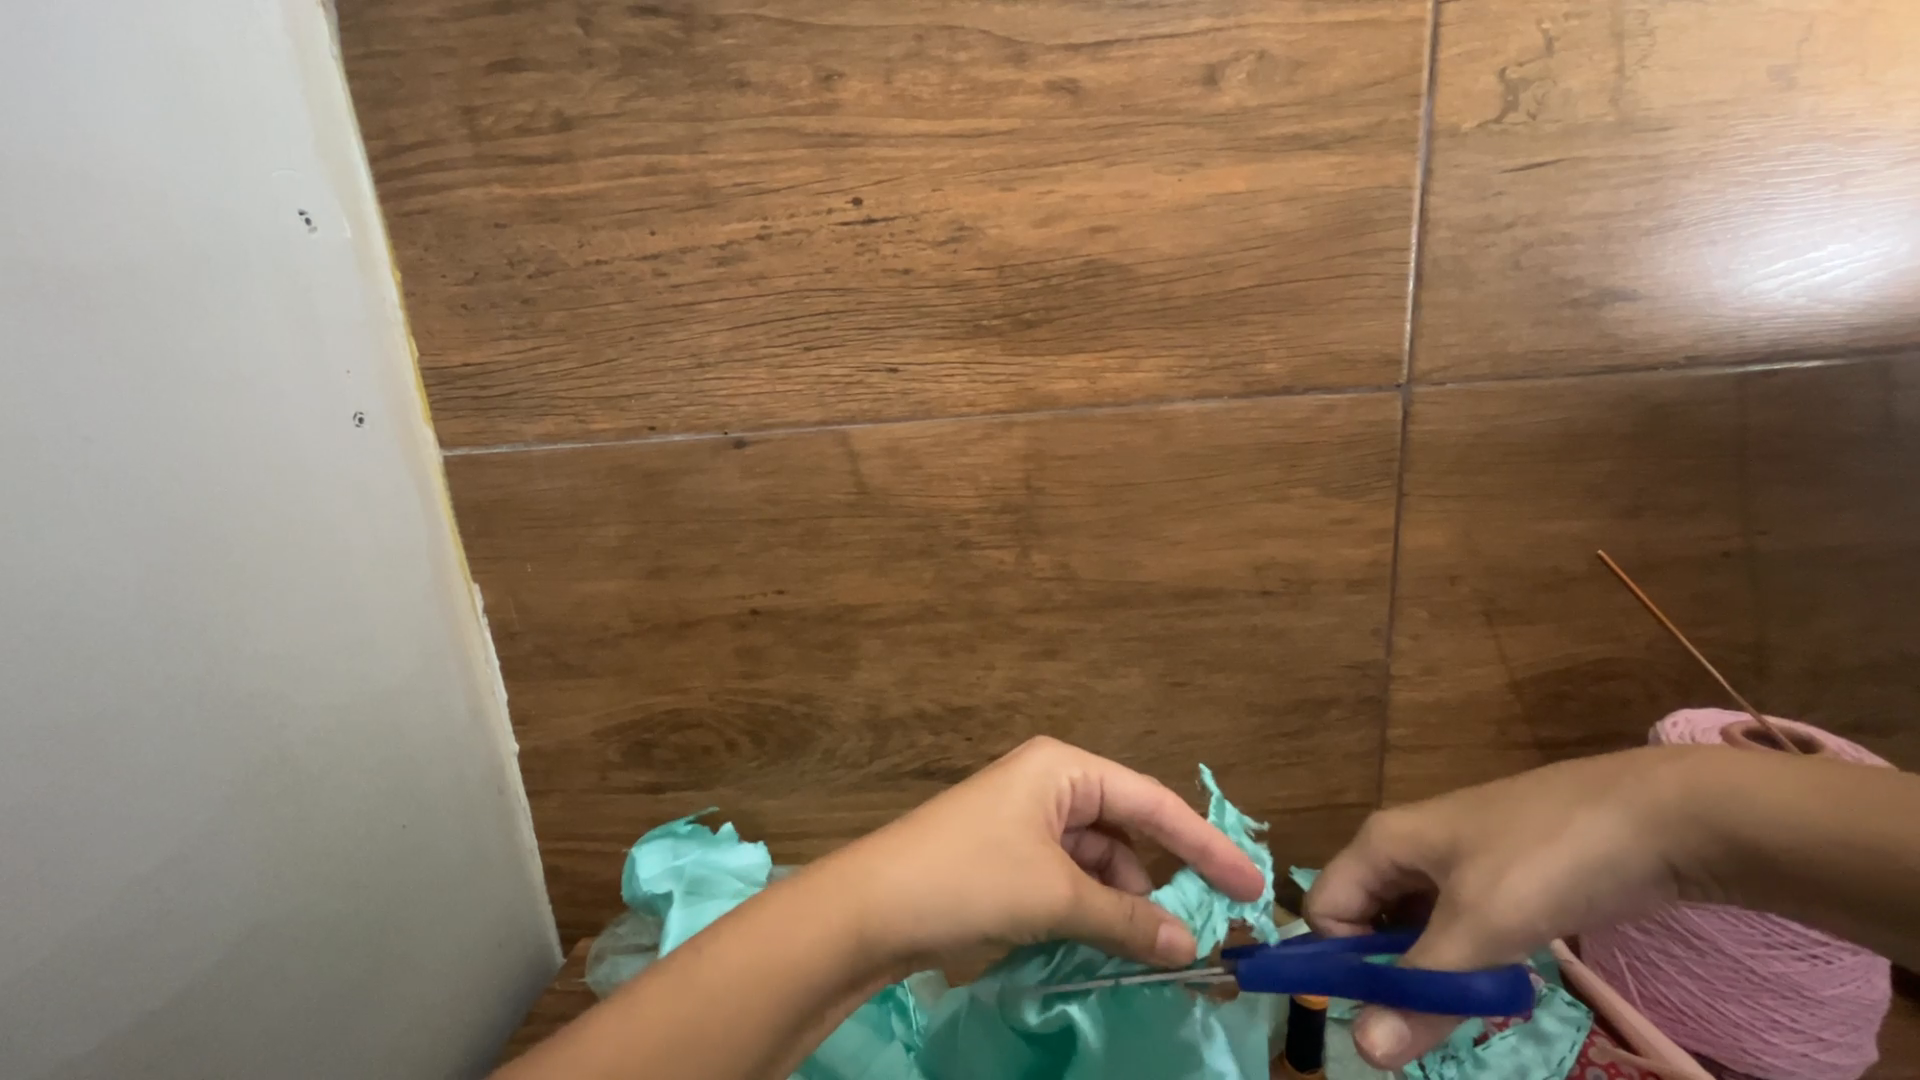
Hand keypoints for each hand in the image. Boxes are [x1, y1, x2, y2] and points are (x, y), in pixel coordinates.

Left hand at [819, 737, 1265, 971]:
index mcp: (1063, 768)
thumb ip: (1129, 920)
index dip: (1206, 843)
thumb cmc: (970, 878)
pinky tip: (1108, 942)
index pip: (1152, 801)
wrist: (871, 907)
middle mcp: (1048, 783)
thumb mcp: (1057, 898)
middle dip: (1162, 878)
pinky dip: (1092, 909)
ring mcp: (1026, 820)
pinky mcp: (1009, 856)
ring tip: (1153, 948)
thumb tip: (1191, 948)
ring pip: (1098, 860)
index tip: (1252, 883)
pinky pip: (1069, 878)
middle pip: (1126, 829)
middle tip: (1207, 927)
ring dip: (1126, 902)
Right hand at [1306, 746, 1716, 1068]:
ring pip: (1415, 927)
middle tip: (1442, 1016)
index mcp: (1380, 842)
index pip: (1325, 910)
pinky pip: (1457, 924)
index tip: (1396, 1011)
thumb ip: (1422, 989)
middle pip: (1366, 920)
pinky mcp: (1497, 877)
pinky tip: (1505, 976)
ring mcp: (1453, 860)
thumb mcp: (1482, 928)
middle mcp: (1404, 848)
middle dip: (1392, 973)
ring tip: (1480, 1000)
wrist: (1663, 817)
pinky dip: (1468, 958)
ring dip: (1434, 971)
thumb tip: (1364, 1054)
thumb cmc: (1549, 860)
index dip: (1345, 964)